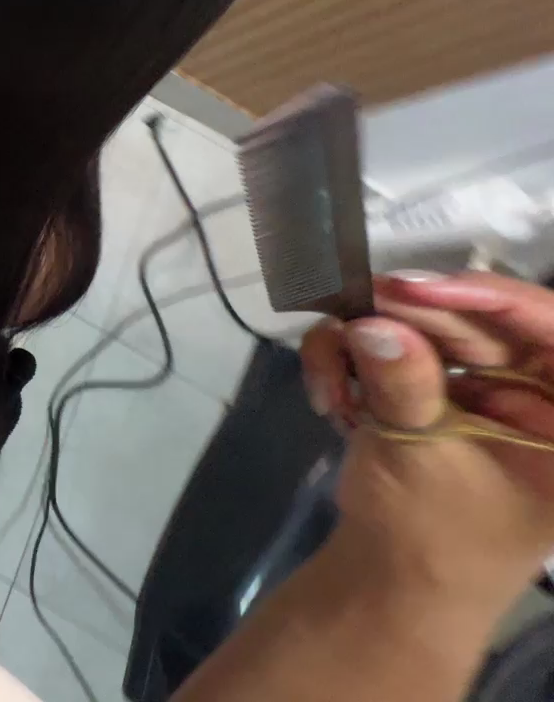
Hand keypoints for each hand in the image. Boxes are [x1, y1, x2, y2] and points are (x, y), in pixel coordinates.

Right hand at [301, 272, 553, 605]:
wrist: (397, 574)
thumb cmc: (435, 532)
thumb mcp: (420, 458)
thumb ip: (401, 387)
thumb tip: (368, 324)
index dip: (490, 299)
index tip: (406, 286)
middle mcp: (541, 396)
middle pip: (479, 324)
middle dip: (400, 322)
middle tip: (340, 323)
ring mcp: (487, 391)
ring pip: (422, 330)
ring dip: (358, 348)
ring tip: (327, 387)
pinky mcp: (435, 390)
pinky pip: (388, 350)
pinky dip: (347, 364)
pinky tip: (330, 397)